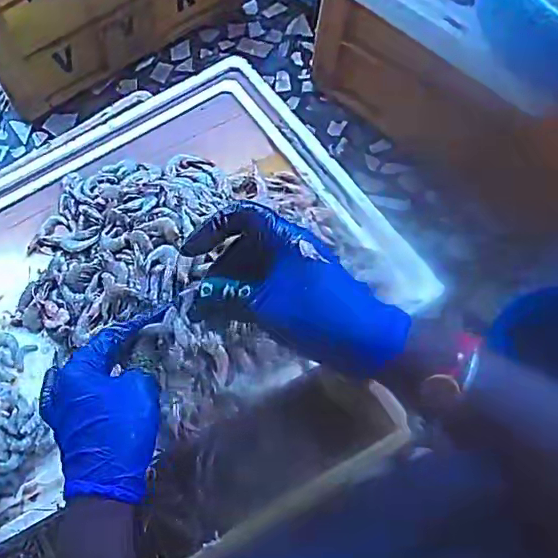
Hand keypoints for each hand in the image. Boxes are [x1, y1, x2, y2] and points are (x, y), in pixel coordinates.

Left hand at [39, 303, 167, 504]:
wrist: (104, 481)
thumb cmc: (120, 431)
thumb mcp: (139, 389)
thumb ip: (140, 363)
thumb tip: (143, 348)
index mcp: (76, 369)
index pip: (106, 338)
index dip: (132, 328)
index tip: (151, 320)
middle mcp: (61, 383)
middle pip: (92, 356)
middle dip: (117, 348)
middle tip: (142, 340)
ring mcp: (59, 406)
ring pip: (83, 377)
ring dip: (104, 368)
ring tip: (126, 362)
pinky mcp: (64, 426)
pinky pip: (78, 398)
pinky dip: (92, 390)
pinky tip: (97, 388)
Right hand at [184, 201, 408, 376]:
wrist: (366, 340)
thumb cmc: (314, 314)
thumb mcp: (263, 304)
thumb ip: (228, 295)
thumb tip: (199, 294)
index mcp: (282, 237)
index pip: (240, 216)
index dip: (211, 229)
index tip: (190, 254)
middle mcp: (288, 246)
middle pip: (242, 244)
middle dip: (217, 267)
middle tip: (201, 294)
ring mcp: (295, 268)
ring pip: (251, 266)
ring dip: (228, 285)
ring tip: (212, 310)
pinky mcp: (299, 289)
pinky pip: (264, 283)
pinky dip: (245, 295)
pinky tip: (232, 315)